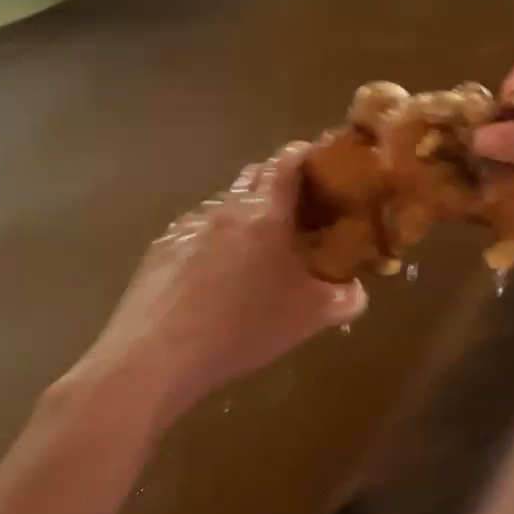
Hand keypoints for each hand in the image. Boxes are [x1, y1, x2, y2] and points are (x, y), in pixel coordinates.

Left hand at [73, 144, 366, 420]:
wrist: (155, 359)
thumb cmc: (243, 327)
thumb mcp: (310, 317)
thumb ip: (345, 297)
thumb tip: (358, 289)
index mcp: (266, 212)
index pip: (288, 160)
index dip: (307, 154)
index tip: (324, 162)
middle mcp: (227, 209)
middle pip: (255, 175)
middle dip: (279, 181)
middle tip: (300, 207)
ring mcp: (188, 227)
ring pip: (225, 204)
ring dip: (245, 213)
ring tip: (258, 245)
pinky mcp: (160, 251)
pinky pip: (196, 231)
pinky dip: (214, 240)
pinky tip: (216, 275)